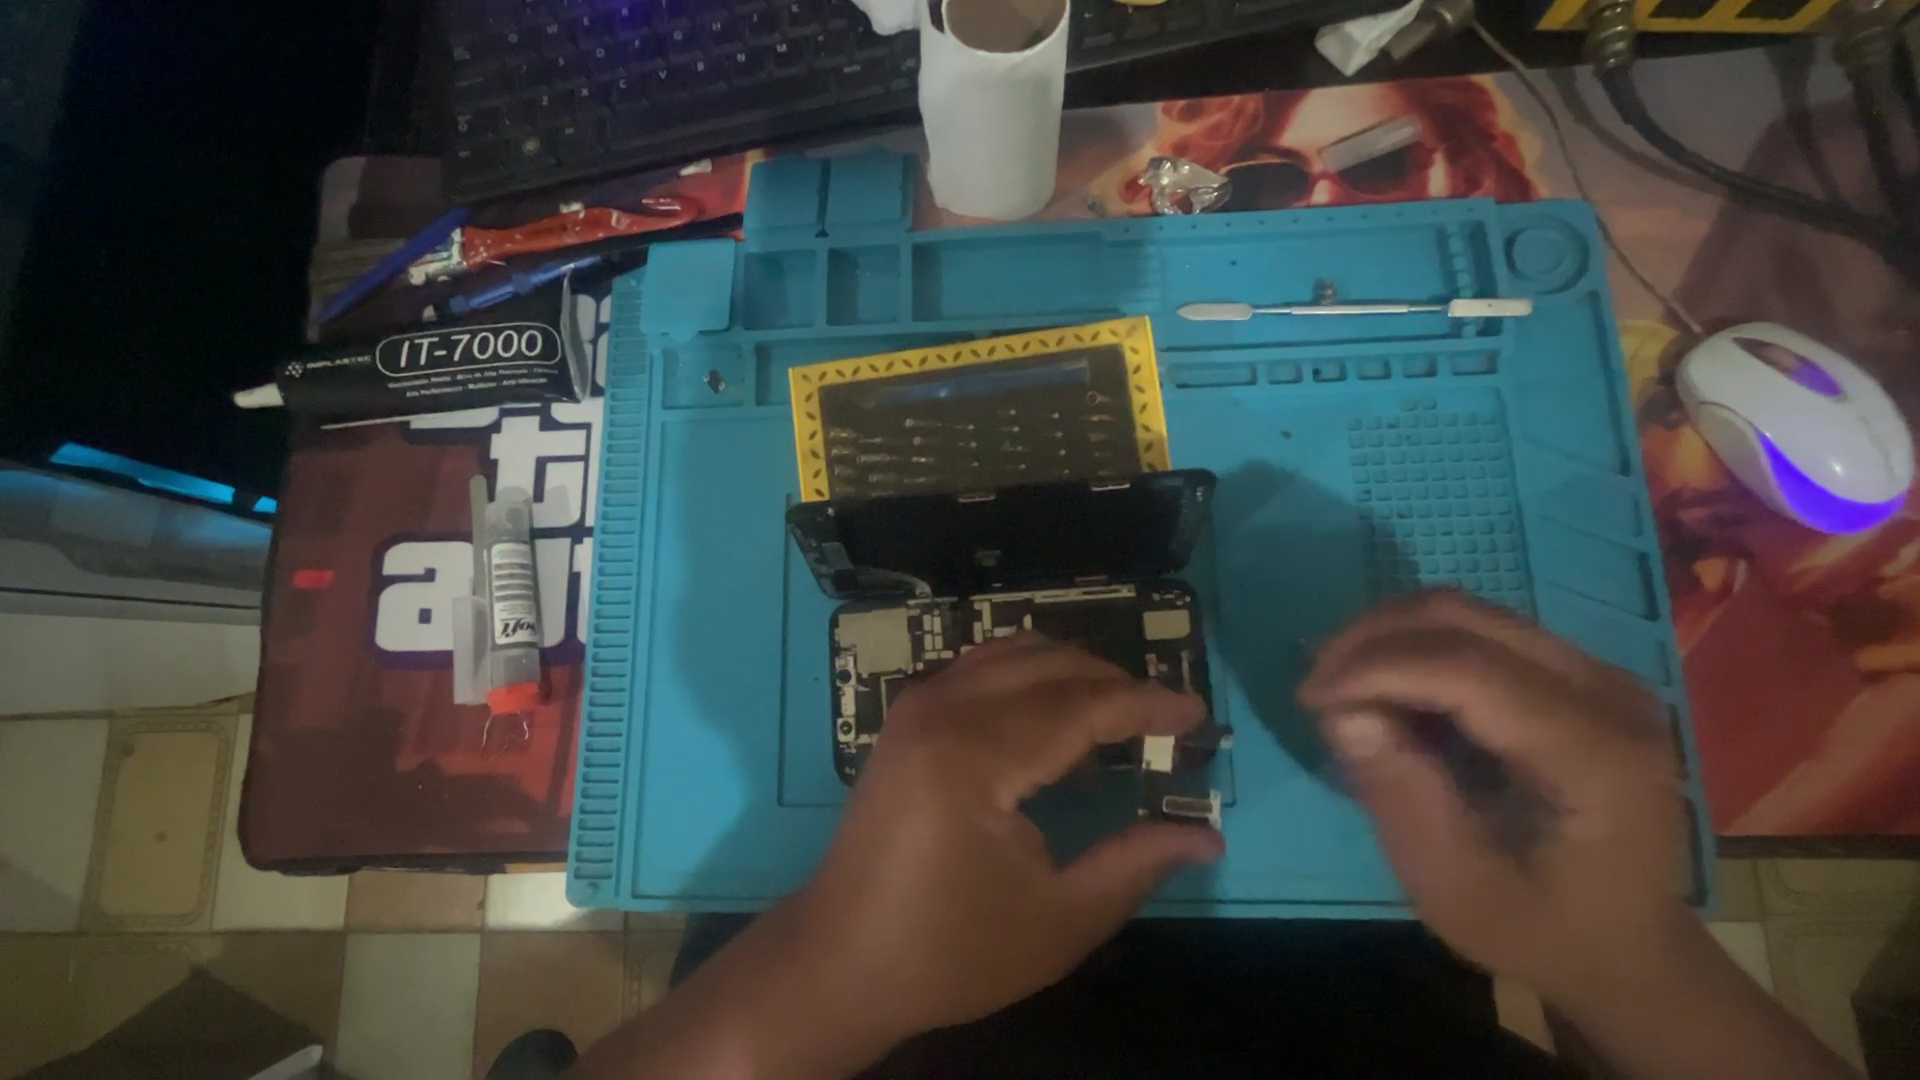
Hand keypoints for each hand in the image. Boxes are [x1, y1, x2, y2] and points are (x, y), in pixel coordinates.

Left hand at [786, 635, 1223, 1050]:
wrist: (840, 959)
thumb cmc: (950, 949)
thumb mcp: (1058, 921)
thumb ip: (1135, 865)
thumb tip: (1208, 837)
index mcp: (974, 755)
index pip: (1080, 705)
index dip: (1146, 705)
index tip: (1197, 715)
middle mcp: (942, 708)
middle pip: (1049, 664)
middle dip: (1114, 683)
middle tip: (1162, 722)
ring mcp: (917, 704)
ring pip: (1012, 653)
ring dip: (1071, 673)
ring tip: (1116, 719)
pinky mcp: (907, 715)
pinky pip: (980, 667)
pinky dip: (1028, 677)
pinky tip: (1052, 723)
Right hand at [1297, 591, 1689, 1003]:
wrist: (1626, 945)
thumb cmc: (1541, 929)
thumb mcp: (1454, 887)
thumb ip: (1399, 794)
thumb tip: (1341, 711)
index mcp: (1597, 754)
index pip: (1467, 668)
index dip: (1374, 667)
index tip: (1310, 699)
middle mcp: (1605, 692)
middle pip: (1461, 618)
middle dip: (1369, 638)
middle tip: (1315, 685)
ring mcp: (1591, 673)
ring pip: (1460, 610)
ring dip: (1384, 636)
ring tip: (1338, 683)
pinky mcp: (1568, 671)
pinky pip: (1470, 629)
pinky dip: (1409, 645)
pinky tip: (1380, 687)